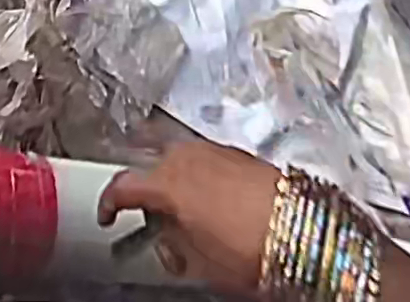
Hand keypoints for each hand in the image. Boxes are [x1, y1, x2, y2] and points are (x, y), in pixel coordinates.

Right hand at [97, 139, 279, 293]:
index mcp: (167, 181)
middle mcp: (184, 155)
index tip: (107, 215)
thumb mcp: (198, 261)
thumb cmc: (250, 247)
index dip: (108, 203)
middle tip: (154, 224)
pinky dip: (194, 174)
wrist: (302, 228)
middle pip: (148, 164)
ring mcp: (208, 148)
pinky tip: (209, 201)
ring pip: (174, 156)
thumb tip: (167, 235)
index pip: (122, 185)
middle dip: (145, 191)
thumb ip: (172, 240)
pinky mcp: (231, 150)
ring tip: (185, 215)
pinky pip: (199, 157)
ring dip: (170, 180)